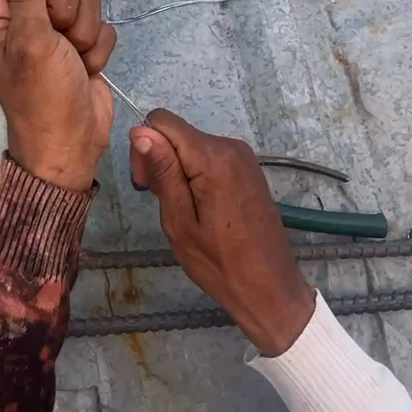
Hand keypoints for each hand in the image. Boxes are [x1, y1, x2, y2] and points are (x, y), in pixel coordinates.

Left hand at [0, 0, 116, 190]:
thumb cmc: (41, 97)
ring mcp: (55, 26)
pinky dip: (98, 45)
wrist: (71, 145)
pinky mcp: (82, 40)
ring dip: (84, 28)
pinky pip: (100, 21)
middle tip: (58, 34)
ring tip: (73, 58)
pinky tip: (86, 68)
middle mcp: (24, 12)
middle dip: (66, 1)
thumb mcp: (30, 41)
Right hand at [129, 109, 314, 354]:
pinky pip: (208, 156)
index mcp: (213, 157)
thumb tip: (140, 131)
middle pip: (176, 133)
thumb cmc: (220, 264)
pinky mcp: (248, 167)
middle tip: (165, 204)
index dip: (145, 147)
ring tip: (184, 211)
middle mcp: (230, 146)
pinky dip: (195, 174)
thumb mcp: (180, 222)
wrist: (271, 290)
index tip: (147, 184)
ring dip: (177, 170)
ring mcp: (242, 156)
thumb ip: (162, 171)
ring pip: (190, 145)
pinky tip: (200, 207)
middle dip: (160, 161)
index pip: (162, 121)